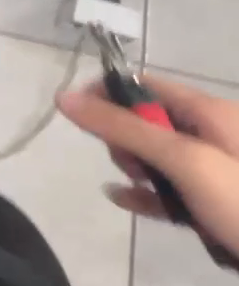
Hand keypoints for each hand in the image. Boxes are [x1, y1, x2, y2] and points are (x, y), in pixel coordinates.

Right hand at [59, 76, 238, 258]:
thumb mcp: (186, 163)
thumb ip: (123, 127)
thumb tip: (62, 96)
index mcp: (214, 113)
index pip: (141, 85)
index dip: (104, 95)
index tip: (82, 120)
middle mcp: (220, 134)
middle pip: (148, 121)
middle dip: (123, 140)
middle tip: (127, 166)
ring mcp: (224, 170)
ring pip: (160, 156)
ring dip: (135, 169)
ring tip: (134, 188)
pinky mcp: (226, 201)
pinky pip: (177, 185)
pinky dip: (149, 192)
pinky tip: (128, 200)